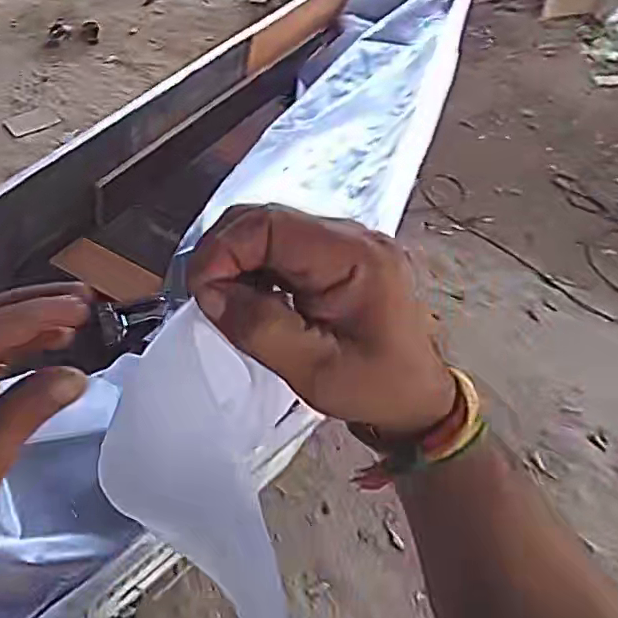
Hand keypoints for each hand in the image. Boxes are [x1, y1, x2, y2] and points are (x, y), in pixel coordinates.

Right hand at [188, 205, 453, 438]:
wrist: (416, 399)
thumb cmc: (378, 389)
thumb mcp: (314, 370)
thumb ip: (260, 328)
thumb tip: (210, 295)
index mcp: (355, 258)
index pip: (269, 225)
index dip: (222, 251)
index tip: (200, 291)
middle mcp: (349, 238)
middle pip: (262, 219)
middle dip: (221, 254)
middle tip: (205, 297)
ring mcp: (340, 245)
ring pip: (262, 230)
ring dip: (230, 262)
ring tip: (222, 302)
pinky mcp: (328, 258)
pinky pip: (273, 248)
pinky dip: (246, 269)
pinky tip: (243, 299)